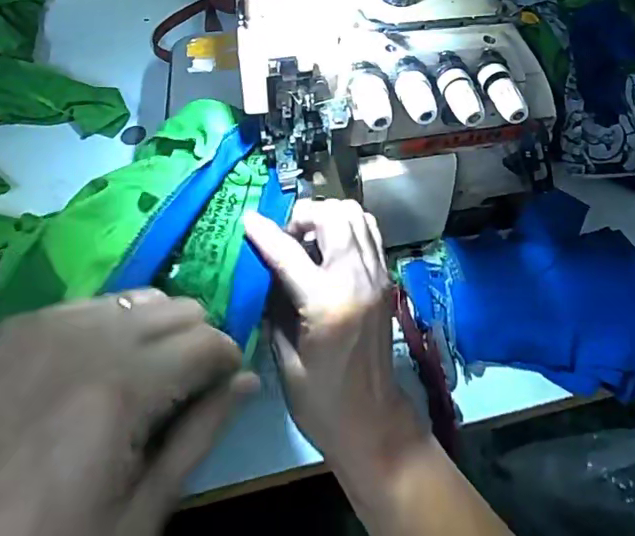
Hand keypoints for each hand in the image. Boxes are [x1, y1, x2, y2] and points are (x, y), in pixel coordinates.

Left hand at [0, 290, 255, 535]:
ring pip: (135, 298)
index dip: (227, 362)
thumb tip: (248, 380)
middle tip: (182, 390)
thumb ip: (200, 438)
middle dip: (194, 342)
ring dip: (152, 331)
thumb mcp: (138, 516)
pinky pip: (87, 306)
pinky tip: (91, 370)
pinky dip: (106, 328)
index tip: (223, 389)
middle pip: (177, 307)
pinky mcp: (14, 331)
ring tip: (139, 378)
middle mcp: (86, 341)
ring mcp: (44, 328)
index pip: (207, 342)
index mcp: (120, 390)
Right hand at [242, 200, 422, 469]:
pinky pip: (369, 230)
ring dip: (328, 216)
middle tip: (287, 237)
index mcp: (327, 303)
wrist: (372, 419)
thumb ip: (275, 307)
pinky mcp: (386, 276)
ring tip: (308, 238)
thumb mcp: (285, 358)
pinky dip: (348, 226)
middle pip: (333, 216)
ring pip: (356, 214)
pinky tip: (330, 247)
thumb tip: (263, 269)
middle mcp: (357, 278)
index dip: (265, 232)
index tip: (247, 218)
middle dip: (304, 216)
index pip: (290, 252)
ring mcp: (377, 273)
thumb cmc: (321, 400)